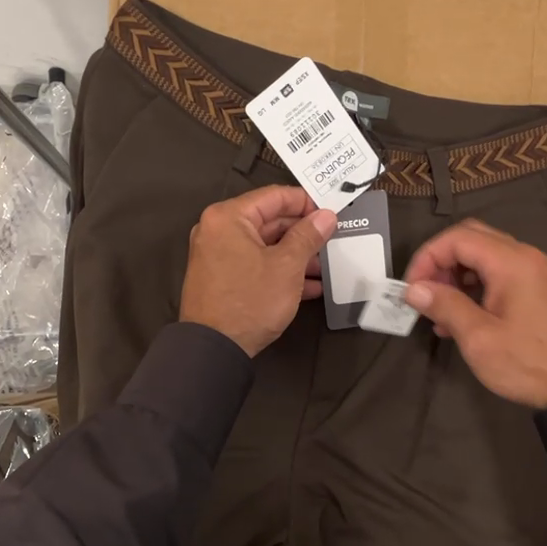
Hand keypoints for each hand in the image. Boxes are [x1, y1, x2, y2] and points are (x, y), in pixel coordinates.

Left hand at [181, 185, 335, 356]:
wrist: (215, 349)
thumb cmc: (249, 302)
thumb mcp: (287, 267)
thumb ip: (308, 237)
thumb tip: (325, 216)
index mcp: (228, 217)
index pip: (274, 196)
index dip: (306, 202)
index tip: (330, 212)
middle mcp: (218, 231)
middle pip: (269, 221)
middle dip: (303, 233)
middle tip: (331, 240)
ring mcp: (218, 256)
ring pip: (265, 246)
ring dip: (296, 256)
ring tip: (325, 267)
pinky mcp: (222, 279)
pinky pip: (256, 265)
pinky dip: (280, 272)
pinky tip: (309, 286)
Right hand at [403, 220, 546, 407]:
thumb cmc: (529, 364)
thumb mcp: (479, 338)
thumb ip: (445, 306)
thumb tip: (414, 289)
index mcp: (512, 262)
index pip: (458, 238)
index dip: (428, 257)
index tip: (411, 288)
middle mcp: (527, 258)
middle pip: (473, 240)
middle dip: (441, 262)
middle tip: (424, 294)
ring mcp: (537, 273)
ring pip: (487, 258)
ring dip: (458, 276)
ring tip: (439, 312)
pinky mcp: (541, 290)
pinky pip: (502, 276)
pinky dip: (477, 287)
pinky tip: (462, 318)